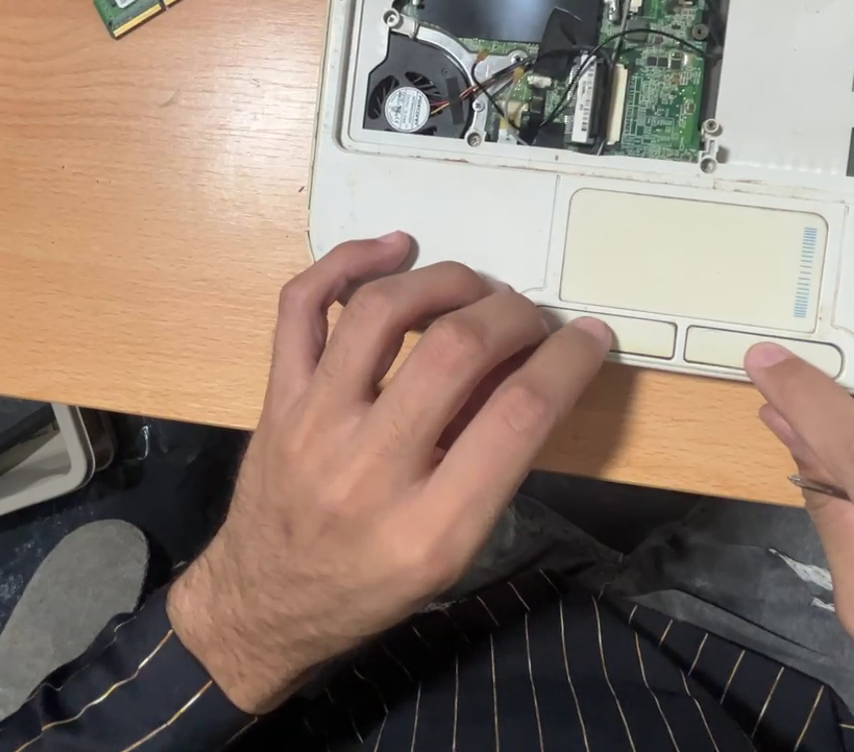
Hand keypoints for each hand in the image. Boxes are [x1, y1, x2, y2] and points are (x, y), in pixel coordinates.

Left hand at [168, 233, 613, 711]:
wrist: (265, 604)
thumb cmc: (371, 587)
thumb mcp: (453, 552)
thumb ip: (494, 459)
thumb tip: (529, 362)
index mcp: (430, 528)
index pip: (519, 416)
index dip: (568, 360)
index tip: (588, 333)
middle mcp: (368, 468)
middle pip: (456, 350)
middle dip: (512, 314)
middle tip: (529, 316)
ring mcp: (312, 423)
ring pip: (381, 312)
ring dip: (444, 281)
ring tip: (475, 286)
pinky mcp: (276, 395)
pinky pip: (302, 305)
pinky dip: (348, 261)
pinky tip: (394, 248)